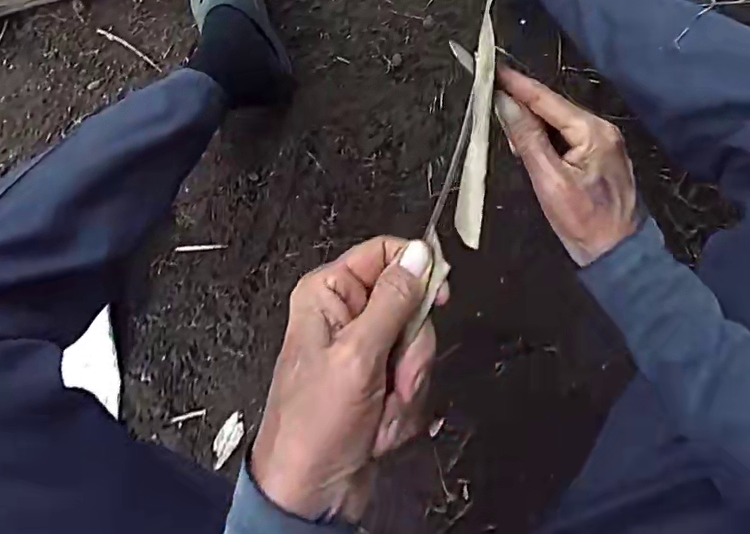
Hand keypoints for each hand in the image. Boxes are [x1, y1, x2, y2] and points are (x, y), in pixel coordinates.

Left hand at [250, 237, 446, 521]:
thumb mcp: (357, 355)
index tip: (438, 294)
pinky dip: (405, 406)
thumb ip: (393, 301)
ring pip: (417, 344)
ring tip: (381, 408)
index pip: (384, 253)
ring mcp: (364, 348)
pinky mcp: (379, 378)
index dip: (416, 269)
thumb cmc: (312, 428)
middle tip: (395, 375)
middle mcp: (346, 314)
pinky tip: (380, 424)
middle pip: (410, 303)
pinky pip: (415, 377)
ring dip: (408, 384)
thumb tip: (418, 255)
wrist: (310, 497)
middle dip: (410, 350)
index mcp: (330, 292)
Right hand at [496, 66, 641, 265]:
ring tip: (502, 120)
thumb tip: (504, 104)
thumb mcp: (550, 181)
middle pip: (552, 107)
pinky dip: (543, 136)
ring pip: (557, 122)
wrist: (620, 259)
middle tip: (489, 95)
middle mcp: (601, 130)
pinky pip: (564, 136)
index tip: (492, 67)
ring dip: (530, 121)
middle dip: (520, 102)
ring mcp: (602, 143)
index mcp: (593, 131)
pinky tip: (526, 143)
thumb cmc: (586, 223)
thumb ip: (527, 138)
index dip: (517, 83)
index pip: (546, 99)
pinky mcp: (598, 157)